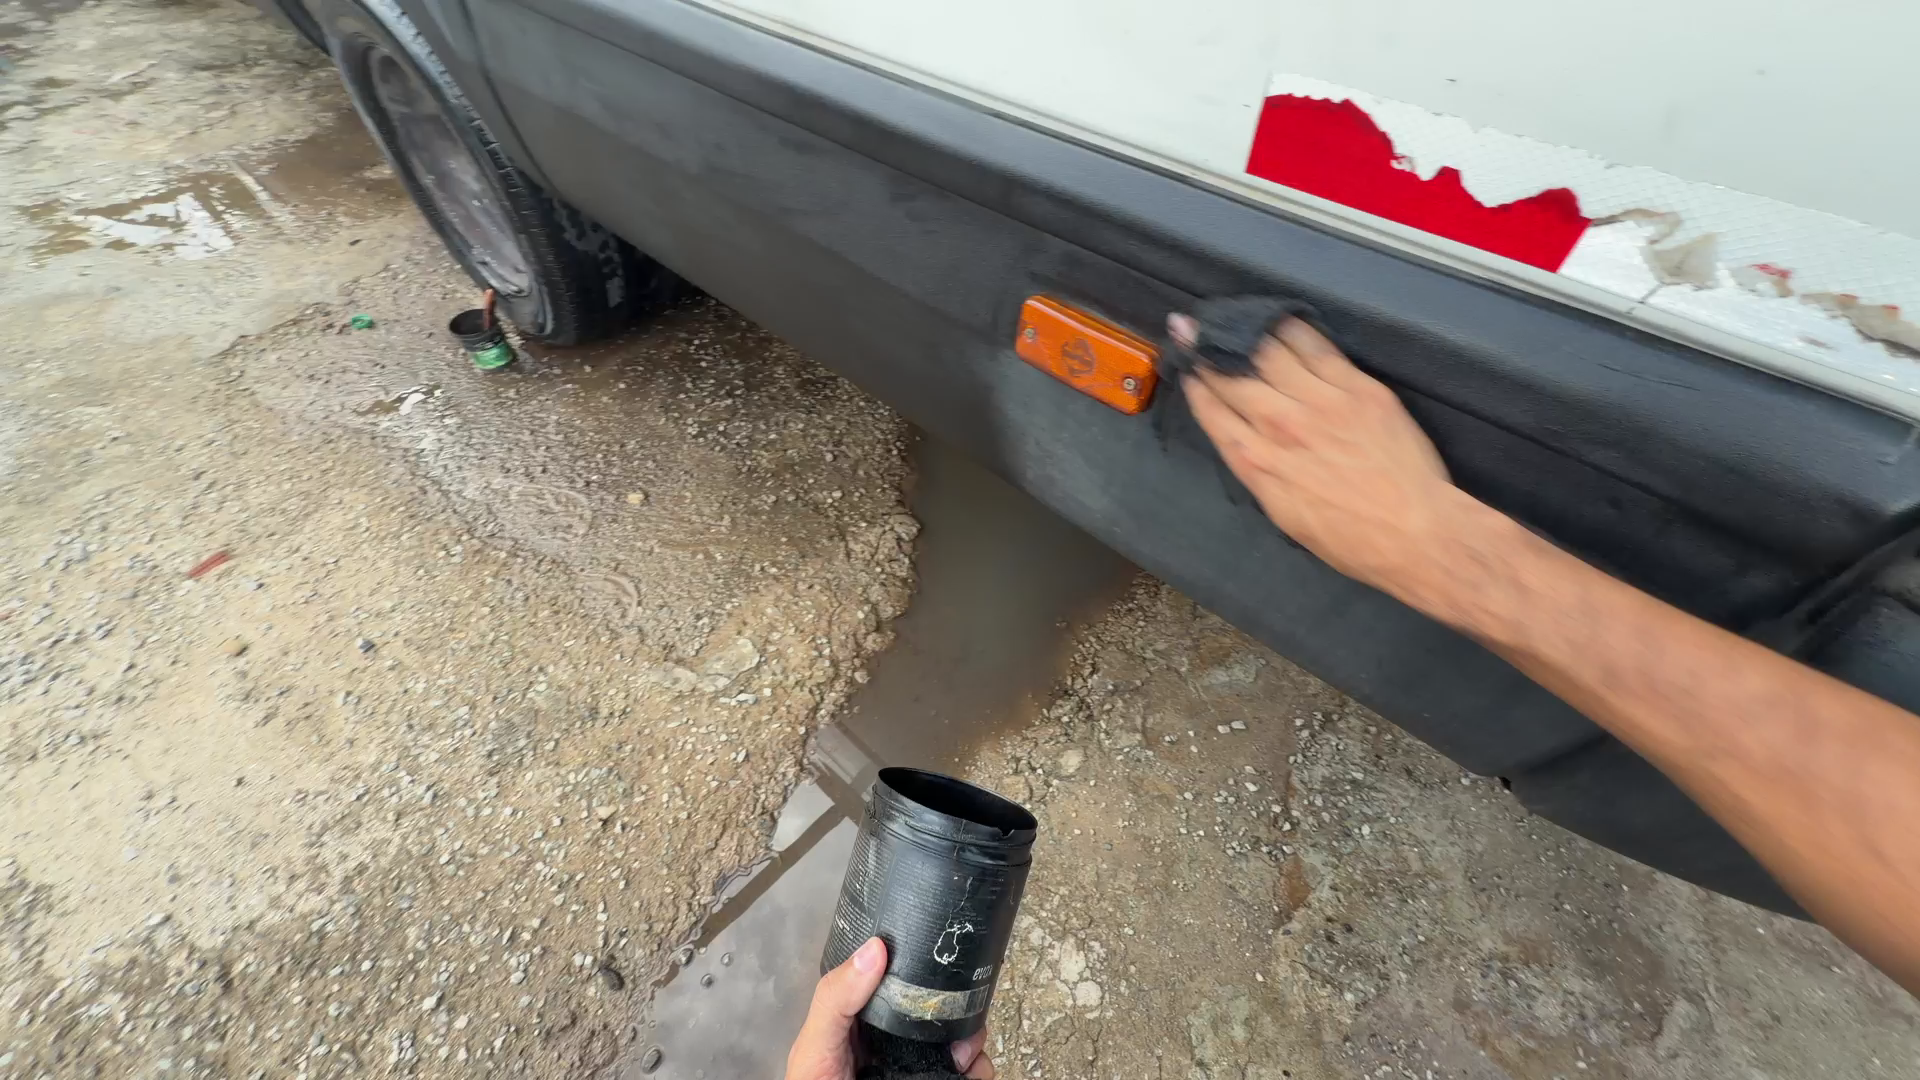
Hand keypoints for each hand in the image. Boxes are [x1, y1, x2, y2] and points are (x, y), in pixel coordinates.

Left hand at [785, 937, 995, 1079]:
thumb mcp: (816, 1044)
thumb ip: (837, 998)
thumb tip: (876, 947)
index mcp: (872, 1020)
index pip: (906, 985)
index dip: (928, 976)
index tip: (945, 971)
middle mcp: (900, 1043)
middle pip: (942, 1014)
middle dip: (962, 1013)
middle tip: (963, 1027)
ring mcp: (919, 1068)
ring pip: (962, 1045)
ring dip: (974, 1044)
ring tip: (967, 1057)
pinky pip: (969, 1075)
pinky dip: (979, 1071)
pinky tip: (972, 1073)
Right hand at [1171, 314, 1468, 606]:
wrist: (1413, 531)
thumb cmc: (1345, 537)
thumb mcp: (1280, 512)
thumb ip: (1257, 469)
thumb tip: (1243, 439)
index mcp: (1255, 462)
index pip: (1212, 411)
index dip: (1195, 384)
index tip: (1186, 365)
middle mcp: (1279, 425)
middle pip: (1232, 377)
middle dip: (1205, 349)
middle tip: (1187, 325)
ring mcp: (1319, 402)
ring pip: (1270, 353)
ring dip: (1242, 332)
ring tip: (1229, 316)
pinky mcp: (1357, 388)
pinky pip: (1317, 347)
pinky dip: (1292, 329)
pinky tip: (1278, 317)